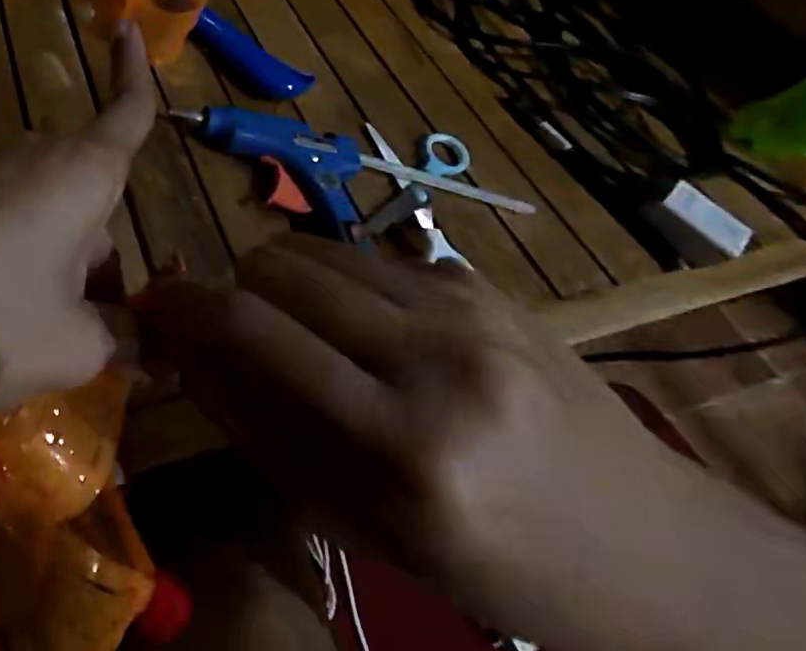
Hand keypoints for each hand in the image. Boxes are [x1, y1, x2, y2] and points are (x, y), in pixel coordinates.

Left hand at [0, 21, 153, 432]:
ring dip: (54, 264)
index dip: (132, 73)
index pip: (124, 112)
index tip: (128, 28)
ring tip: (39, 332)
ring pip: (40, 214)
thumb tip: (143, 339)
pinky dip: (8, 263)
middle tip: (100, 320)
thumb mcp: (73, 346)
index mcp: (76, 175)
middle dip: (100, 251)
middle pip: (85, 193)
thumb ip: (121, 336)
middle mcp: (26, 162)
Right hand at [138, 234, 805, 650]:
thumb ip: (249, 420)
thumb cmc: (481, 557)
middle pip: (274, 266)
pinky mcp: (482, 284)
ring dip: (278, 280)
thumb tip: (179, 343)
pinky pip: (361, 255)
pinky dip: (333, 282)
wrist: (652, 551)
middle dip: (233, 289)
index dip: (185, 304)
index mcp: (401, 442)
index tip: (153, 301)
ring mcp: (469, 310)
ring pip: (312, 247)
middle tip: (235, 328)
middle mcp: (438, 358)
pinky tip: (363, 329)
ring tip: (295, 326)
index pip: (251, 329)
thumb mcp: (346, 516)